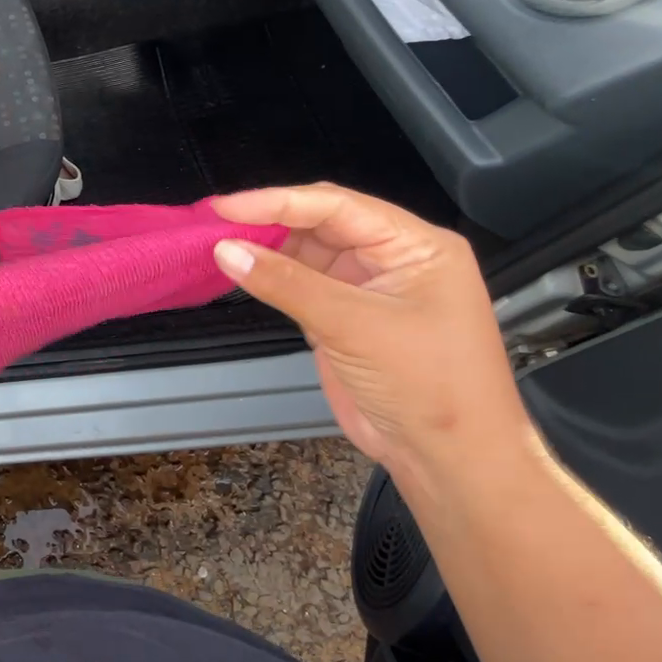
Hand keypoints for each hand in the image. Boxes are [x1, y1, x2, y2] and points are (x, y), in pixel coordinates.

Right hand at [210, 184, 535, 493]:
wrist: (450, 459)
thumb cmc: (429, 386)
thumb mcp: (354, 326)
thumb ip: (286, 283)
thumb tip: (225, 249)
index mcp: (416, 247)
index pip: (337, 206)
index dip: (276, 202)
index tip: (224, 209)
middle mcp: (392, 258)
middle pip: (319, 222)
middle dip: (267, 220)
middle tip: (212, 223)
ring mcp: (366, 287)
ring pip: (304, 251)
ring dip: (263, 248)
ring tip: (216, 244)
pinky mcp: (343, 315)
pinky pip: (298, 281)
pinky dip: (267, 275)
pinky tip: (237, 271)